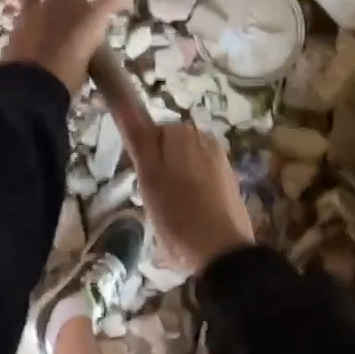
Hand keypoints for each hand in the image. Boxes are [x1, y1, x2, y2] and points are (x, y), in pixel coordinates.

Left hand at [4, 0, 126, 92]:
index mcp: (93, 19)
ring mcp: (49, 3)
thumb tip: (85, 40)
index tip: (124, 2)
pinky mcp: (29, 9)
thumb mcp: (85, 62)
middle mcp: (74, 4)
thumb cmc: (65, 80)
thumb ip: (88, 44)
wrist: (30, 84)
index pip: (112, 2)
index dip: (120, 1)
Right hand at [129, 123, 256, 272]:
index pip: (152, 135)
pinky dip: (195, 193)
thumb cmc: (178, 214)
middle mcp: (205, 138)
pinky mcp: (231, 182)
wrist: (223, 253)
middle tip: (157, 201)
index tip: (146, 185)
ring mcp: (221, 160)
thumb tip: (123, 100)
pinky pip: (203, 178)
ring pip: (187, 164)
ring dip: (178, 182)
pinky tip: (192, 216)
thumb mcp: (149, 177)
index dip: (146, 160)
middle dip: (162, 169)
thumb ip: (138, 138)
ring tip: (174, 213)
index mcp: (183, 134)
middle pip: (171, 148)